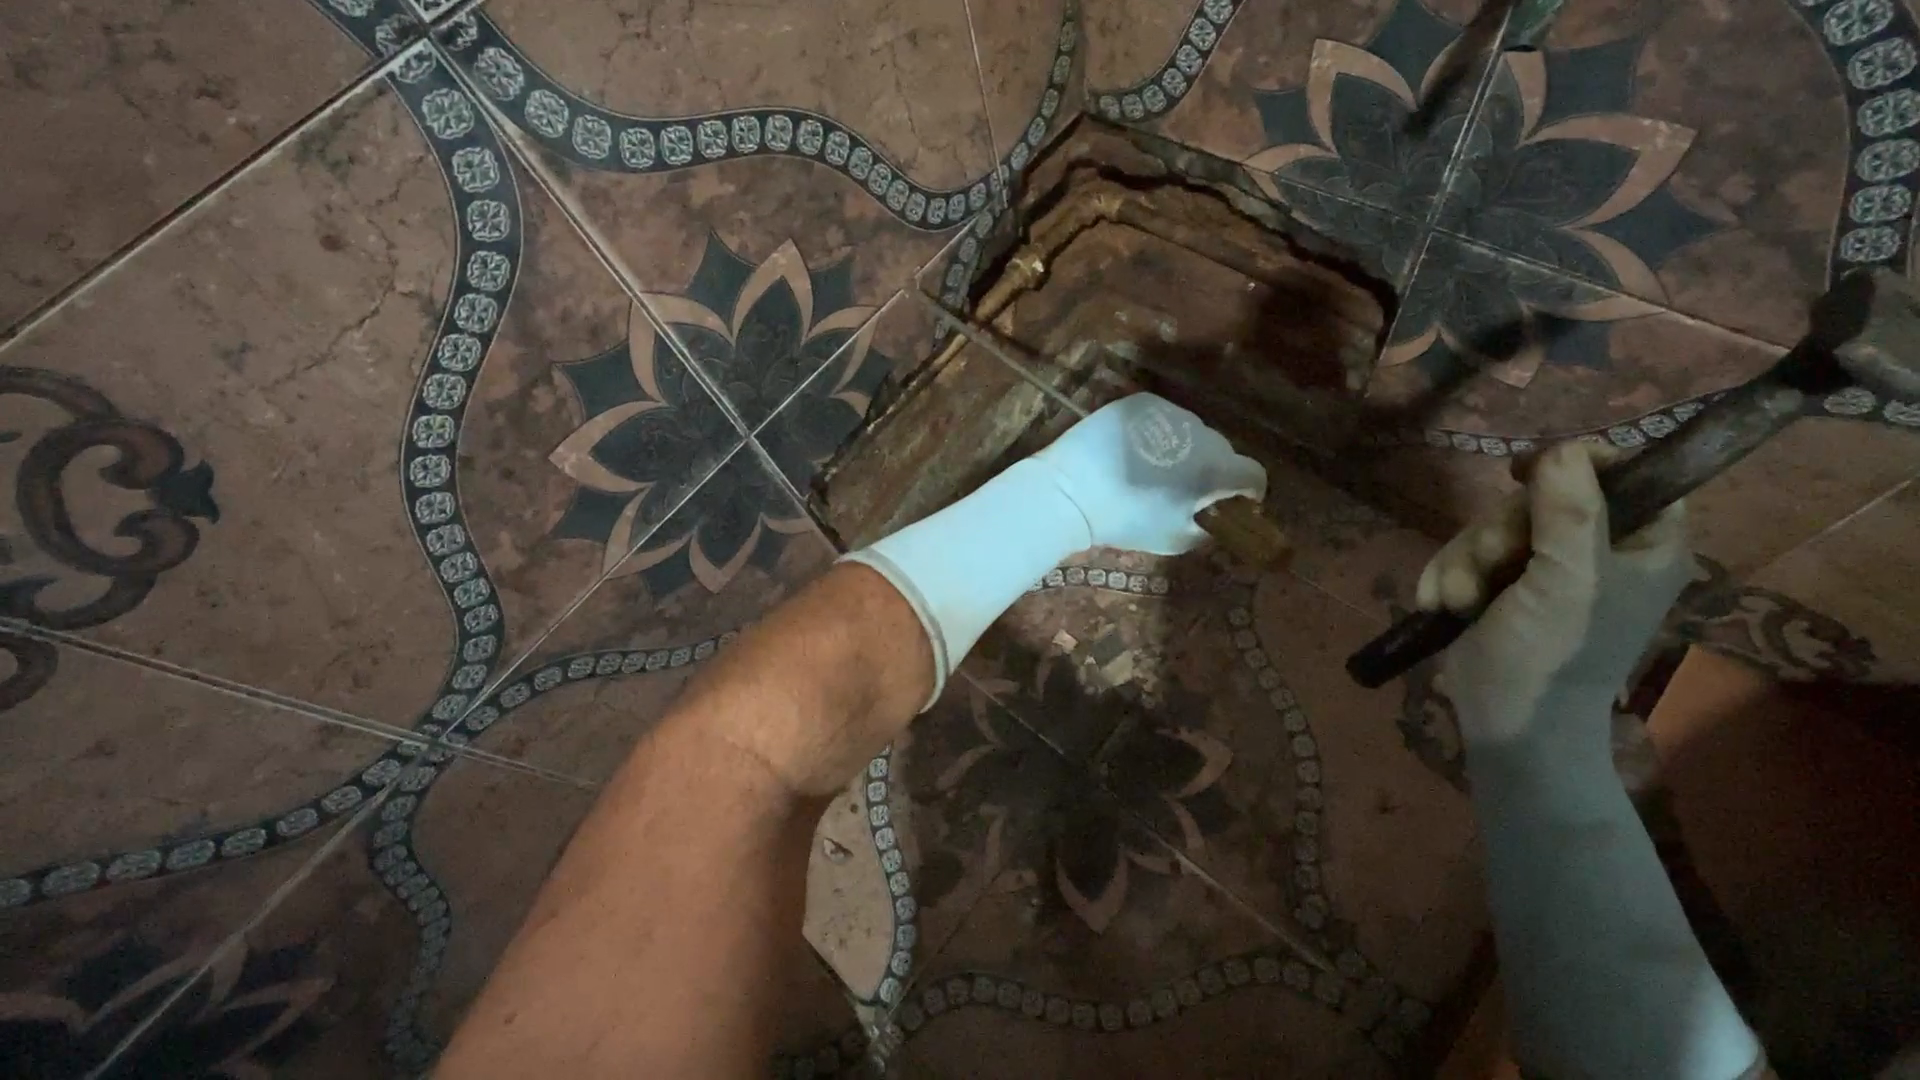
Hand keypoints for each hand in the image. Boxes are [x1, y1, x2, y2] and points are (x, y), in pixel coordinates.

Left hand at [1030, 393, 1266, 554]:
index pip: (1253, 474)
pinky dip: (1158, 432)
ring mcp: (1169, 412)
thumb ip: (1208, 530)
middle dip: (1213, 469)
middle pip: (1222, 450)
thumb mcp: (1175, 539)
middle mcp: (1199, 433)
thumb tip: (1217, 521)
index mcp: (1214, 469)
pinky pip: (1163, 417)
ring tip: (1156, 468)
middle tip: (1187, 488)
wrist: (1069, 491)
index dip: (1248, 491)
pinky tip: (1136, 450)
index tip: (1234, 502)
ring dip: (1185, 448)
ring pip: (1192, 431)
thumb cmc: (1125, 521)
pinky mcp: (1140, 402)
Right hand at [1416, 441, 1690, 746]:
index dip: (1581, 463)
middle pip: (1540, 498)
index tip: (1528, 473)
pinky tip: (1441, 605)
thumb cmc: (1556, 655)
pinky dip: (1447, 577)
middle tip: (1492, 565)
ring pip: (1491, 526)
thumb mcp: (1570, 580)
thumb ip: (1571, 512)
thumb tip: (1563, 448)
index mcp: (1641, 545)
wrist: (1509, 722)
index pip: (1631, 474)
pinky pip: (1463, 554)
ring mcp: (1541, 570)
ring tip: (1459, 600)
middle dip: (1499, 531)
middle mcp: (1594, 551)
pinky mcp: (1495, 586)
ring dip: (1464, 561)